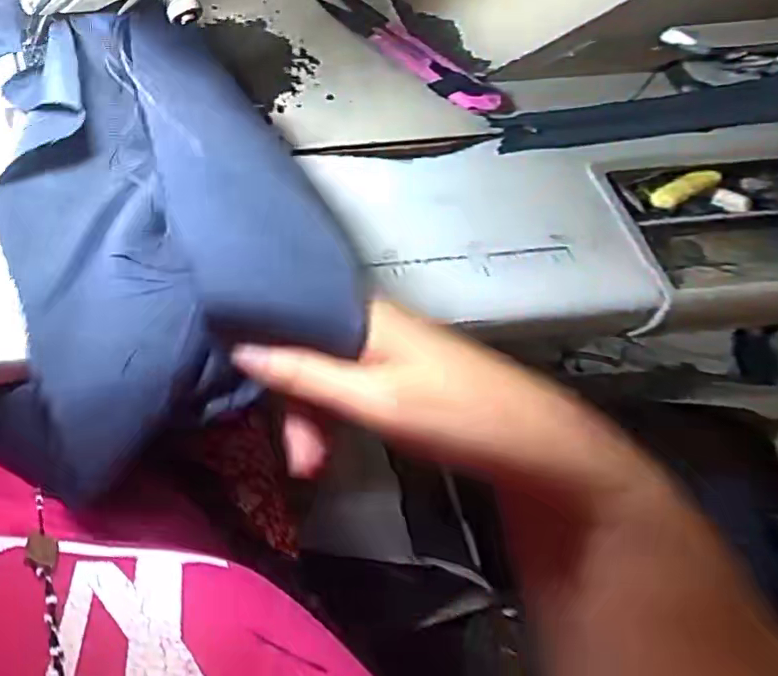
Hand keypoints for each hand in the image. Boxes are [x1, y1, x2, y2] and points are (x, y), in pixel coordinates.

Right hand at [233, 300, 660, 507]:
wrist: (557, 458)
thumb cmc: (459, 415)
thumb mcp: (372, 399)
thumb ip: (302, 373)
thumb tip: (237, 348)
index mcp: (355, 311)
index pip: (281, 310)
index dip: (248, 334)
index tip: (220, 362)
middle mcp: (359, 320)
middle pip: (295, 350)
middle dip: (288, 404)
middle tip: (291, 455)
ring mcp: (374, 347)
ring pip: (315, 375)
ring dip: (308, 422)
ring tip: (308, 467)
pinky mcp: (385, 373)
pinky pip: (336, 387)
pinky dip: (328, 422)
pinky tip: (323, 455)